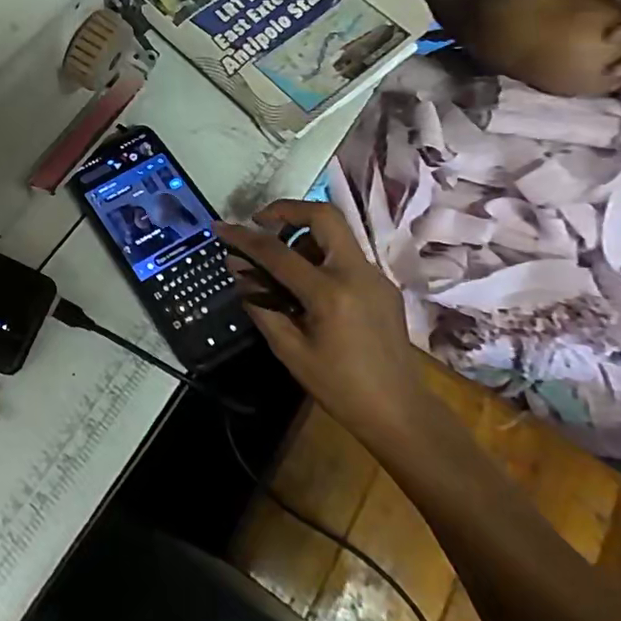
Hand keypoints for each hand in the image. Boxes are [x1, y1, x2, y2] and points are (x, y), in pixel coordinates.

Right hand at [216, 201, 433, 436]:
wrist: (398, 410)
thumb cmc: (339, 387)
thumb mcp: (289, 350)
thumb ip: (261, 305)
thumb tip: (238, 270)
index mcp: (330, 293)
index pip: (278, 253)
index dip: (244, 238)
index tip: (221, 227)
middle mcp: (357, 273)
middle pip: (323, 215)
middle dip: (287, 210)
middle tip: (260, 224)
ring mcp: (375, 275)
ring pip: (337, 233)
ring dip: (305, 235)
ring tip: (282, 265)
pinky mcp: (383, 284)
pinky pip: (347, 255)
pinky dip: (321, 255)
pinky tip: (307, 286)